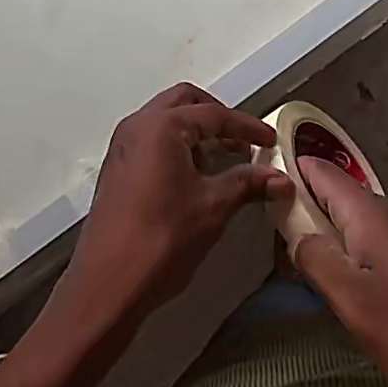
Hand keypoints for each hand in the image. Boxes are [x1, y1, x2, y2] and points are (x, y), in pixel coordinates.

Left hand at [68, 82, 293, 315]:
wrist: (108, 282)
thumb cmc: (161, 239)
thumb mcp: (213, 207)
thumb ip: (247, 184)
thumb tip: (278, 179)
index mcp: (160, 126)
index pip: (212, 114)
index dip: (246, 126)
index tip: (270, 140)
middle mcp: (137, 126)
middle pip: (184, 103)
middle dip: (217, 118)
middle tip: (244, 141)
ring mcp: (123, 146)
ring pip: (166, 120)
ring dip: (196, 132)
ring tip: (226, 159)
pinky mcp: (118, 167)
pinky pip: (153, 140)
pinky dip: (178, 146)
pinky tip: (198, 175)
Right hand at [293, 157, 387, 386]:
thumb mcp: (354, 303)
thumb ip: (315, 259)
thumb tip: (296, 236)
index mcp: (369, 215)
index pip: (318, 169)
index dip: (287, 170)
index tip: (263, 188)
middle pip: (333, 195)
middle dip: (305, 213)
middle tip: (287, 250)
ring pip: (352, 222)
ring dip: (328, 238)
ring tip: (319, 278)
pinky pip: (373, 243)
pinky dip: (353, 255)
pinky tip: (356, 292)